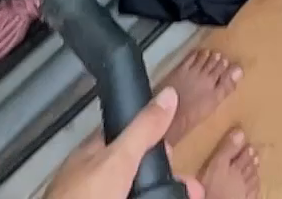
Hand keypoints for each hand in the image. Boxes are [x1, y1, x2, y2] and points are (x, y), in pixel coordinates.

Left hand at [42, 88, 203, 198]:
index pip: (128, 138)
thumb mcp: (117, 161)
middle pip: (136, 172)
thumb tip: (169, 93)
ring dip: (162, 194)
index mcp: (91, 158)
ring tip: (188, 198)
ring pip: (137, 193)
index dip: (154, 143)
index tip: (176, 157)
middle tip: (190, 191)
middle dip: (166, 179)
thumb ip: (143, 130)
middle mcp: (94, 183)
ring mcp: (101, 197)